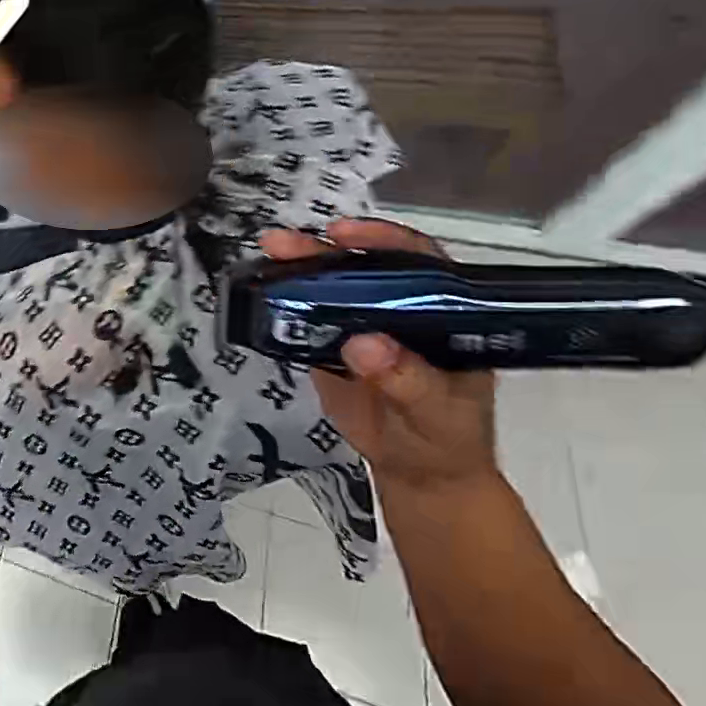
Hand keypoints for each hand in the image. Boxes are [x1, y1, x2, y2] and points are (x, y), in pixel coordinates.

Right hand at [260, 219, 497, 491]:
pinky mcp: (331, 346)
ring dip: (299, 269)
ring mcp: (362, 325)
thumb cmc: (444, 438)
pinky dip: (284, 305)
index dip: (383, 240)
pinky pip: (307, 319)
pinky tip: (261, 292)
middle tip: (285, 243)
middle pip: (362, 268)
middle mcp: (399, 309)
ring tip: (268, 252)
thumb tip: (363, 343)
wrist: (417, 471)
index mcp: (440, 313)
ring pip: (330, 288)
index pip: (417, 261)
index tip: (345, 234)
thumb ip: (407, 380)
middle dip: (324, 251)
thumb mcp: (436, 412)